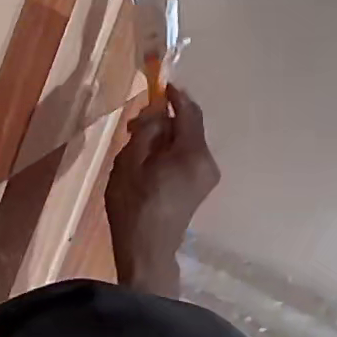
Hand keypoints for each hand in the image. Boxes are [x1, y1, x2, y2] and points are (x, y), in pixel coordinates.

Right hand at [105, 84, 220, 297]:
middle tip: (134, 124)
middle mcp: (207, 162)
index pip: (189, 112)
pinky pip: (185, 159)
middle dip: (164, 121)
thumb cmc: (134, 205)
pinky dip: (168, 153)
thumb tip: (157, 111)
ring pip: (186, 145)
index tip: (160, 86)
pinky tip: (147, 162)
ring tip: (135, 145)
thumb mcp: (130, 162)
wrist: (146, 250)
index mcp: (193, 153)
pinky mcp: (198, 189)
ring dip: (164, 139)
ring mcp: (206, 178)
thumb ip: (145, 131)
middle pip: (188, 128)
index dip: (174, 97)